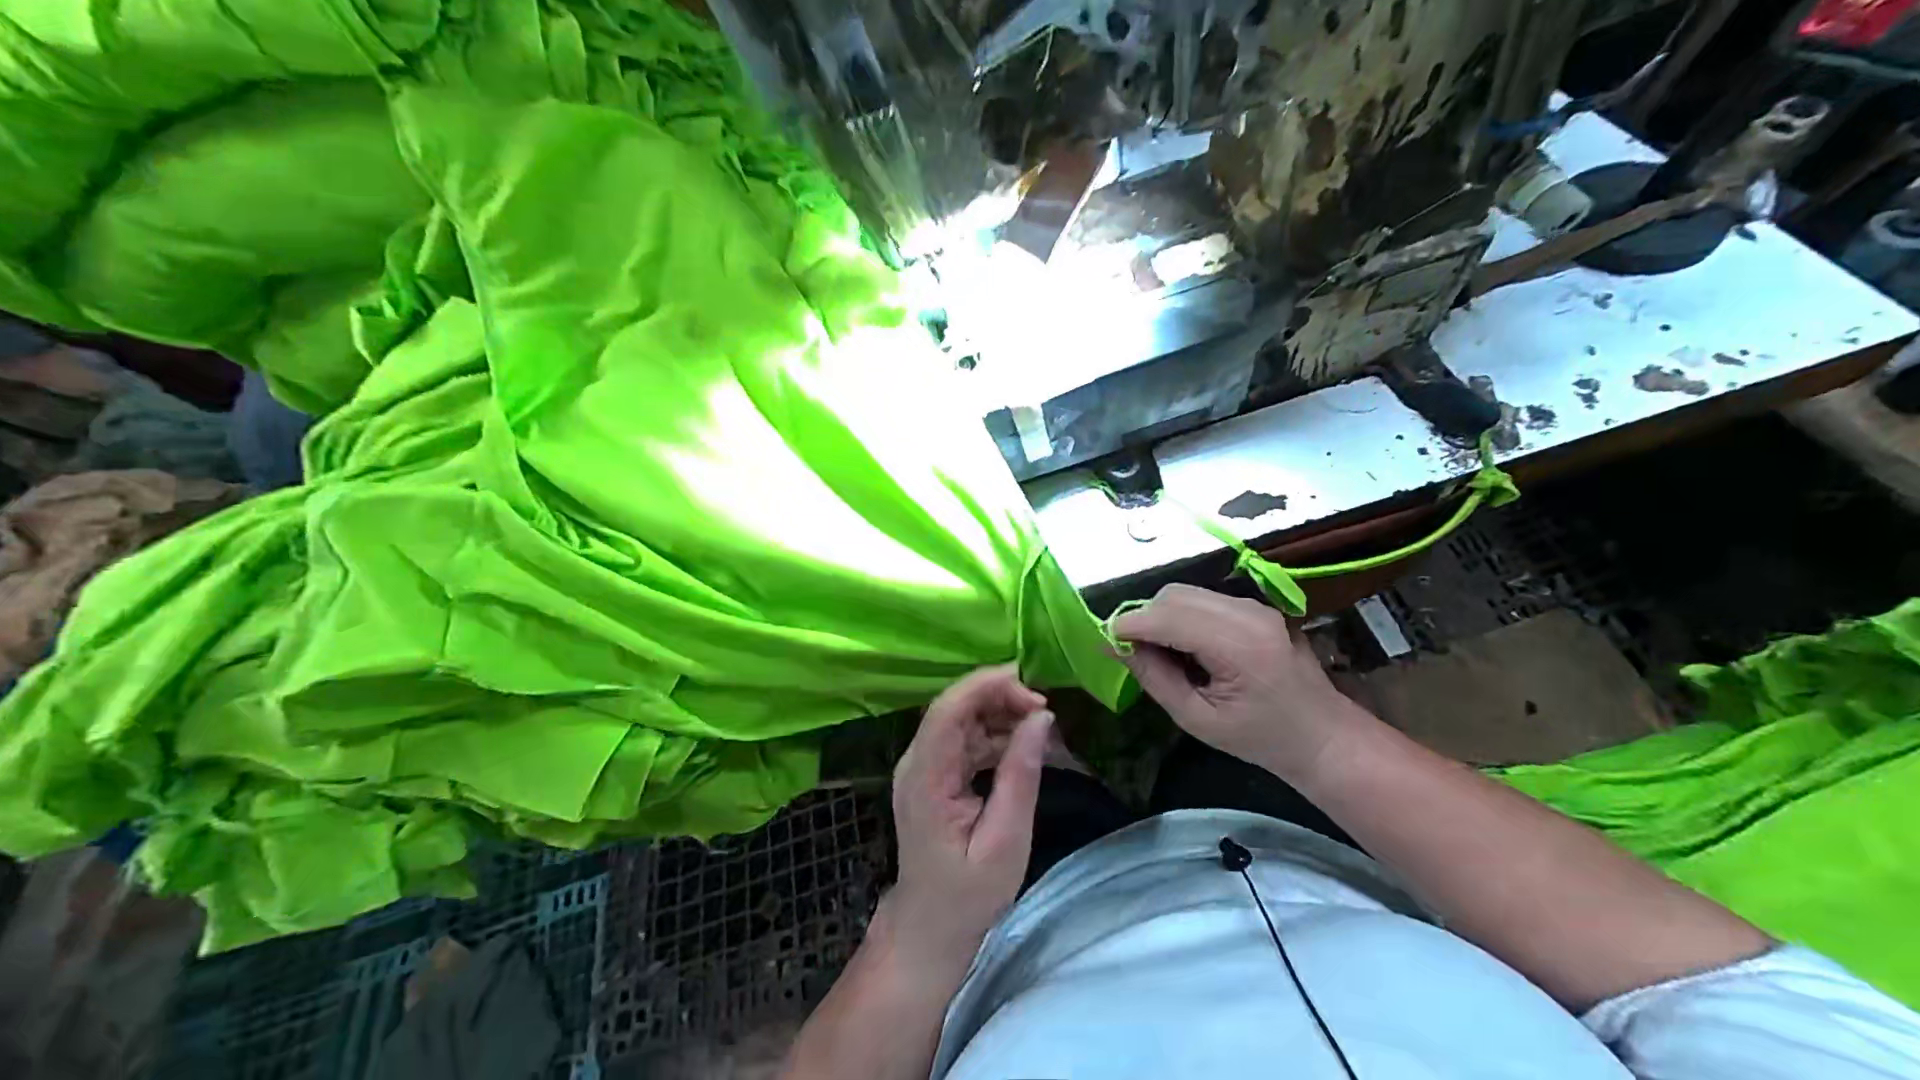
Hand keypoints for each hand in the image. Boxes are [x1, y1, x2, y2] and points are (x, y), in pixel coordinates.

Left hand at [888, 664, 1052, 966]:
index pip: (947, 711)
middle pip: (954, 707)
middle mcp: (916, 762)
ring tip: (1041, 725)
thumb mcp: (1006, 841)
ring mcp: (922, 766)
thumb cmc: (969, 895)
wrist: (930, 927)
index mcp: (925, 779)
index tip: (1033, 688)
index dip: (987, 686)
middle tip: (1045, 710)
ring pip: (960, 718)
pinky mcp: (933, 773)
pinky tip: (1023, 742)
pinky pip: (963, 737)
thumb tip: (1041, 718)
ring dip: (999, 712)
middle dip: (1000, 696)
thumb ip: (1021, 775)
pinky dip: (994, 733)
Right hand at [1112, 584, 1360, 780]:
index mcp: (1238, 646)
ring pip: (1186, 593)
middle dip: (1144, 618)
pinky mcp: (1255, 607)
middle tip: (1131, 651)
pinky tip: (1184, 646)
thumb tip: (1115, 646)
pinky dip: (1181, 616)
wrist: (1323, 735)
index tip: (1104, 641)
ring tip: (1159, 652)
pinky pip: (1203, 599)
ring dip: (1161, 615)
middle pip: (1174, 596)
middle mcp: (1247, 614)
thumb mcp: (1198, 719)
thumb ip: (1154, 677)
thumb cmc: (1260, 738)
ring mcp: (1254, 606)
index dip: (1129, 625)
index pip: (1168, 617)